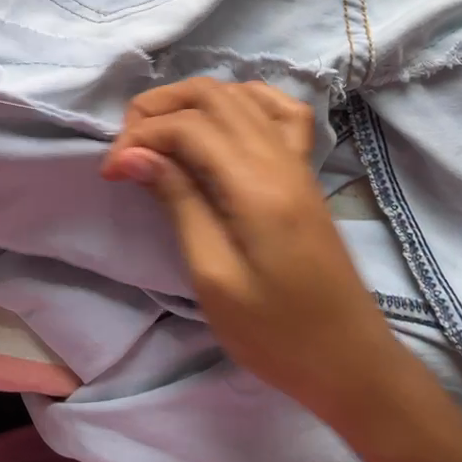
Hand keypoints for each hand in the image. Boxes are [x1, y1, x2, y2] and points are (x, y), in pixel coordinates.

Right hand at [101, 78, 407, 427]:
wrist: (352, 365)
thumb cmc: (276, 335)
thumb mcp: (214, 276)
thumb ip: (177, 202)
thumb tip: (133, 154)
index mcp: (257, 188)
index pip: (186, 127)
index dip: (138, 139)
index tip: (110, 173)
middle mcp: (280, 160)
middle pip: (210, 95)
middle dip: (156, 109)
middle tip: (127, 149)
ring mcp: (297, 163)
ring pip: (238, 95)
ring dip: (189, 103)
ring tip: (158, 138)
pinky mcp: (305, 173)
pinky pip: (278, 111)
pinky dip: (242, 101)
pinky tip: (219, 122)